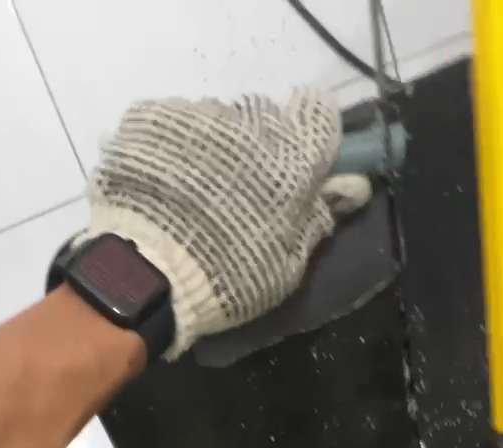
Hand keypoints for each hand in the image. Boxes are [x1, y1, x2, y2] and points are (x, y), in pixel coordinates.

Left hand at [86, 90, 371, 358]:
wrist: (149, 274)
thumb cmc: (228, 278)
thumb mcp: (286, 267)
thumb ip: (318, 220)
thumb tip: (353, 188)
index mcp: (292, 161)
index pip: (318, 113)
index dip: (309, 134)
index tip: (297, 161)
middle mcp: (250, 126)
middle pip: (263, 118)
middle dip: (256, 148)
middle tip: (238, 193)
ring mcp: (199, 117)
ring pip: (217, 122)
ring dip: (212, 149)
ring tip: (191, 195)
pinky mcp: (154, 118)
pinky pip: (174, 124)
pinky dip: (172, 148)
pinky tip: (160, 185)